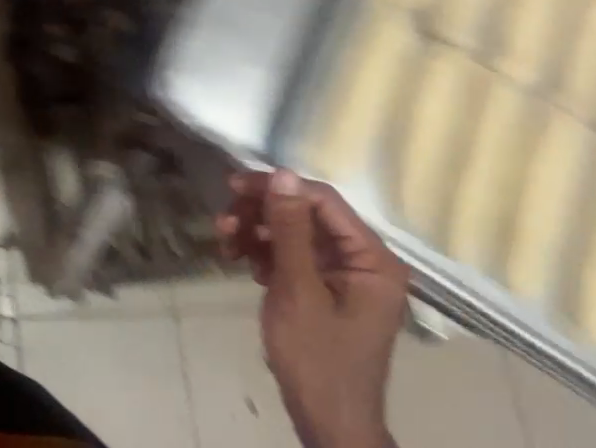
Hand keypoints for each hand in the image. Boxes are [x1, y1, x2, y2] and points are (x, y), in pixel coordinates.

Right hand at [219, 169, 407, 447]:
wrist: (327, 421)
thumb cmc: (317, 358)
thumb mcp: (298, 289)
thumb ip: (290, 230)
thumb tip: (282, 173)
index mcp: (372, 259)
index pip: (323, 201)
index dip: (277, 189)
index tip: (232, 188)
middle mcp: (363, 260)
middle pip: (305, 215)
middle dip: (262, 214)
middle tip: (223, 221)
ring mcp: (343, 276)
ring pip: (293, 233)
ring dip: (257, 232)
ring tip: (225, 243)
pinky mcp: (323, 289)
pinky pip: (291, 255)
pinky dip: (264, 253)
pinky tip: (242, 262)